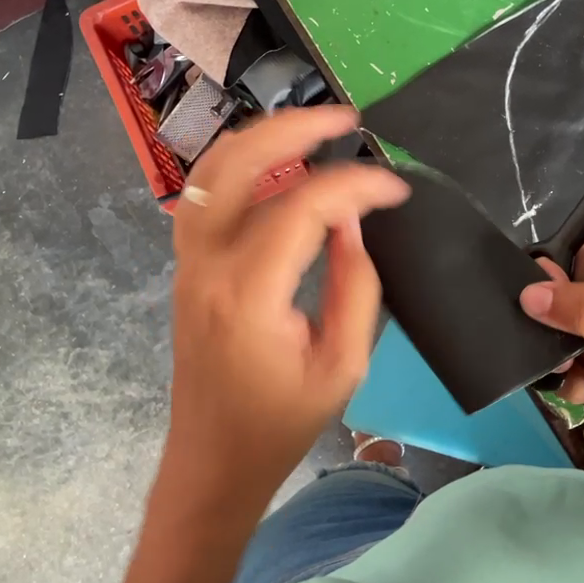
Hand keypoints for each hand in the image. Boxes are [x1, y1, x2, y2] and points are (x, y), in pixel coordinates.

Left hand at [164, 107, 410, 508]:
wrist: (211, 463)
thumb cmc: (280, 425)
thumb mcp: (342, 364)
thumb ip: (354, 283)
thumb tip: (350, 218)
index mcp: (249, 293)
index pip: (304, 207)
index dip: (355, 186)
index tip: (396, 188)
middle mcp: (207, 264)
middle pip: (239, 164)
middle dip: (294, 129)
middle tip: (346, 119)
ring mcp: (188, 262)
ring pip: (212, 171)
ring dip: (261, 138)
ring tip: (311, 128)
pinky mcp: (187, 268)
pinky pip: (206, 196)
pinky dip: (240, 166)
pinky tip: (276, 163)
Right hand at [519, 244, 583, 502]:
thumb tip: (531, 296)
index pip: (582, 260)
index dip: (558, 277)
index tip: (540, 301)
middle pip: (562, 298)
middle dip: (551, 322)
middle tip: (560, 345)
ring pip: (555, 337)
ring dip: (557, 356)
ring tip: (577, 372)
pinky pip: (561, 372)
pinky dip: (567, 383)